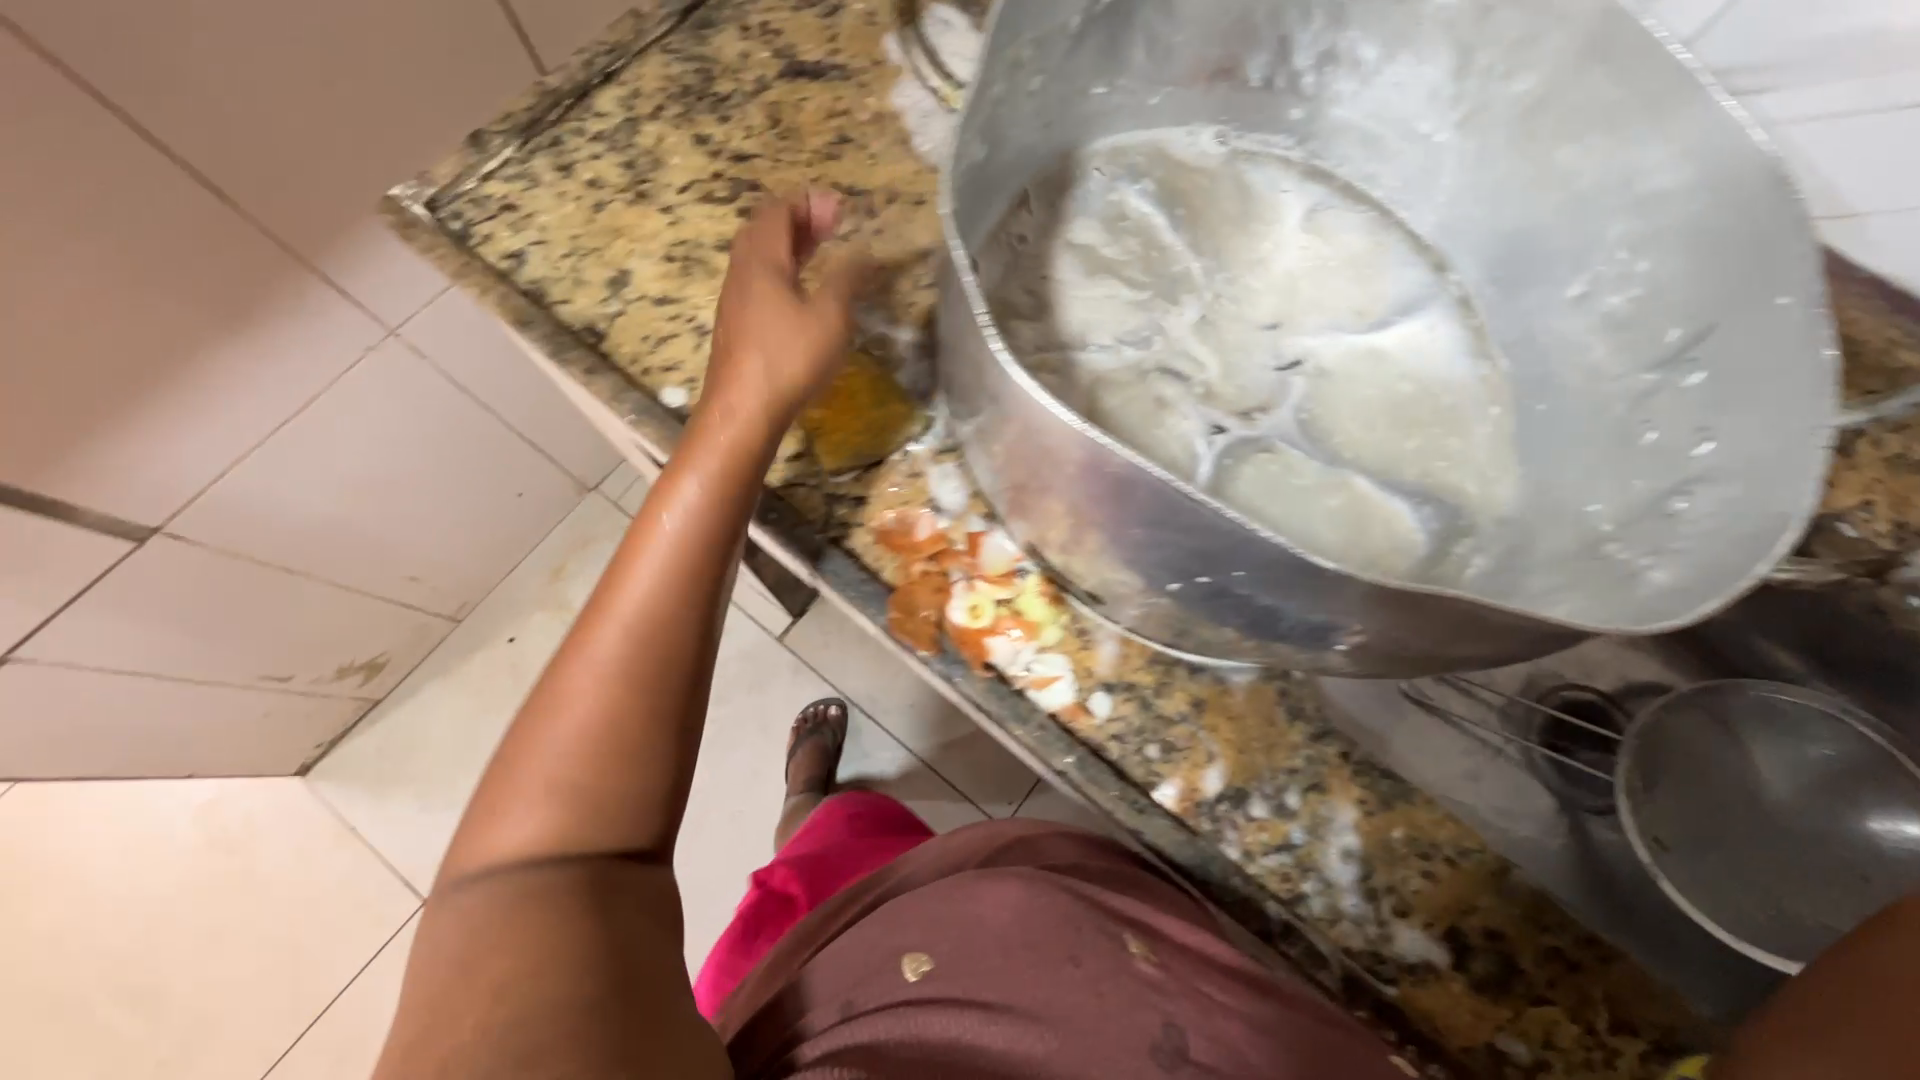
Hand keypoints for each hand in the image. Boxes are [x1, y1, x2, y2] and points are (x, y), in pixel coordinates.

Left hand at [704, 191, 870, 428]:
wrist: (742, 412)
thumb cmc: (788, 359)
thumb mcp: (830, 317)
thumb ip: (847, 280)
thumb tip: (864, 253)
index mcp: (761, 260)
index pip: (778, 211)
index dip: (808, 203)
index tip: (839, 208)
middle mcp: (742, 273)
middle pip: (764, 229)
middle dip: (798, 220)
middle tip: (832, 225)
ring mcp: (735, 301)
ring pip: (759, 257)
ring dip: (789, 247)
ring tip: (820, 252)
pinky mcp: (737, 326)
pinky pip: (758, 282)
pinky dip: (782, 271)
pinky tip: (801, 292)